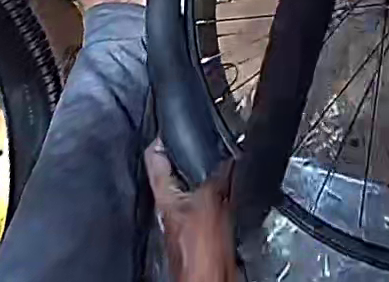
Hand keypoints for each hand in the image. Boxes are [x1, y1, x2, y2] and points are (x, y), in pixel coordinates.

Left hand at [144, 139, 238, 281]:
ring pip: (197, 181)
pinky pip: (213, 197)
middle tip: (208, 135)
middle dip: (194, 152)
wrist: (212, 281)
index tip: (177, 122)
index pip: (155, 156)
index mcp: (165, 195)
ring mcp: (188, 214)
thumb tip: (226, 154)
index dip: (164, 136)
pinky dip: (223, 189)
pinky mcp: (204, 225)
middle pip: (178, 167)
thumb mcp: (209, 199)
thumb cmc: (201, 251)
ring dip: (210, 170)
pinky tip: (233, 184)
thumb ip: (214, 172)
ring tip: (224, 155)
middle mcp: (173, 202)